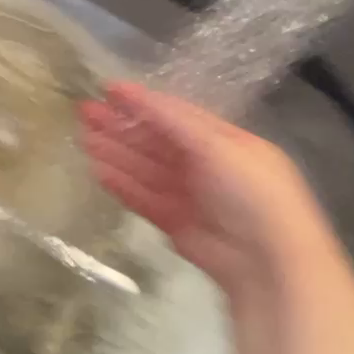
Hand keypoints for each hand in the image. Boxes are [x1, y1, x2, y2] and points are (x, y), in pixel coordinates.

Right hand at [79, 83, 332, 298]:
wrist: (270, 263)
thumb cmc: (251, 192)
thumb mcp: (217, 145)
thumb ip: (171, 119)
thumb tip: (131, 93)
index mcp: (224, 141)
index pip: (175, 115)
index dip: (141, 102)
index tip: (106, 89)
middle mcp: (206, 165)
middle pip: (155, 140)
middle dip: (120, 125)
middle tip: (84, 112)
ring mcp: (190, 195)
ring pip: (144, 167)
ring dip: (114, 151)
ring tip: (82, 137)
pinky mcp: (176, 223)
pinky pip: (143, 198)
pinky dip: (121, 184)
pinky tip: (97, 170)